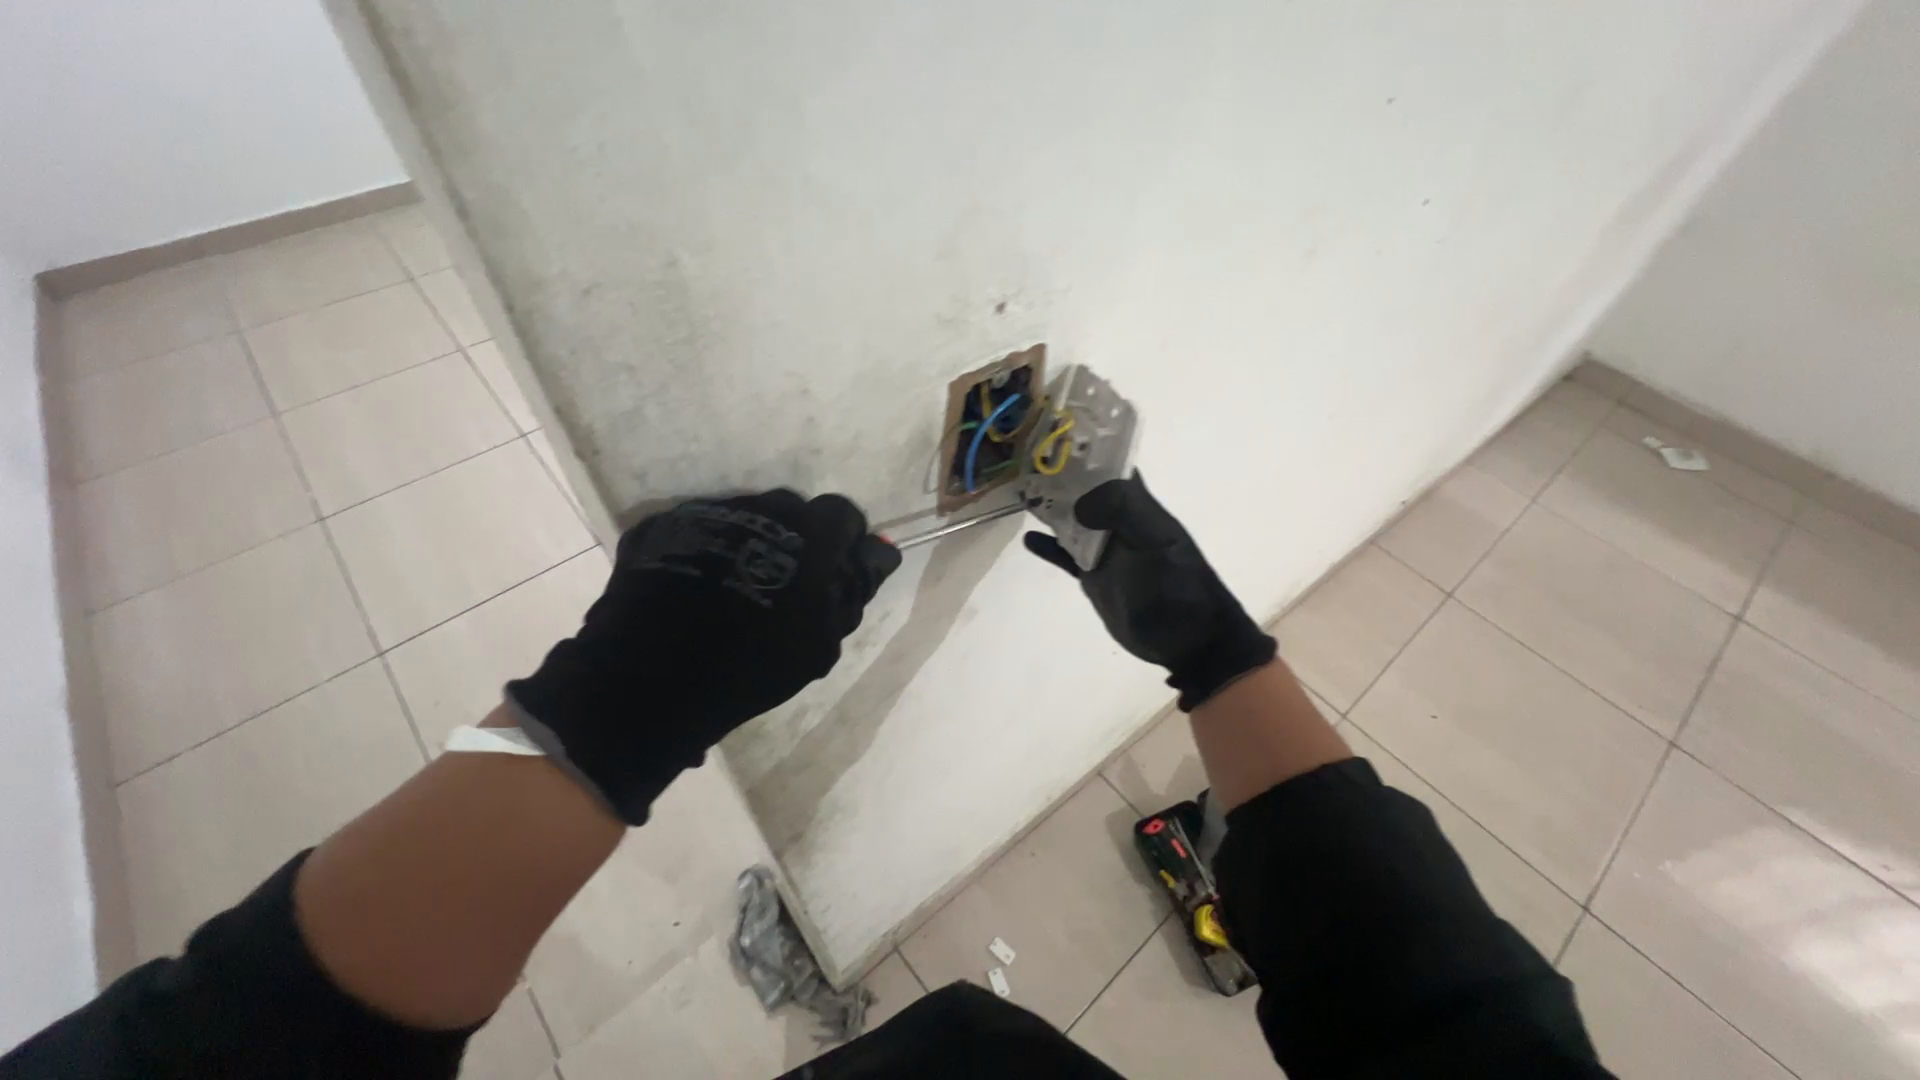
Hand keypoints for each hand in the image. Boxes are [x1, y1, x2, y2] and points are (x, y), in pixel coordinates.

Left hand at [507, 490, 900, 823]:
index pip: (845, 515)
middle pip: (794, 512)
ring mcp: (710, 511)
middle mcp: (765, 507)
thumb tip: (880, 553)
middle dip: (796, 540)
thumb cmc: (755, 662)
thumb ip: (855, 588)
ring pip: (745, 517)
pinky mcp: (664, 524)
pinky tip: (692, 590)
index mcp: (812, 533)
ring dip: (749, 543)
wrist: (651, 674)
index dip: (842, 545)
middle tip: (782, 587)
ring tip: (731, 589)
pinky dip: (704, 551)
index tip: (830, 577)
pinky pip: (699, 530)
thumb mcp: (822, 640)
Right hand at [1025, 474, 1274, 710]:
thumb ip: (1123, 511)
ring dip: (1049, 507)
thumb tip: (1078, 501)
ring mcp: (1104, 549)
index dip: (1086, 449)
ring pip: (1070, 519)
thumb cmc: (1178, 586)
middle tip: (1023, 461)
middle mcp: (1119, 521)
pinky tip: (1029, 540)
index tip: (1052, 433)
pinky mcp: (1093, 576)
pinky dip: (1048, 547)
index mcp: (1139, 505)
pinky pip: (1065, 555)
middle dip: (1058, 476)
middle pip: (1084, 490)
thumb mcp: (1155, 541)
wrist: (1188, 640)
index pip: (1110, 466)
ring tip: (1020, 492)